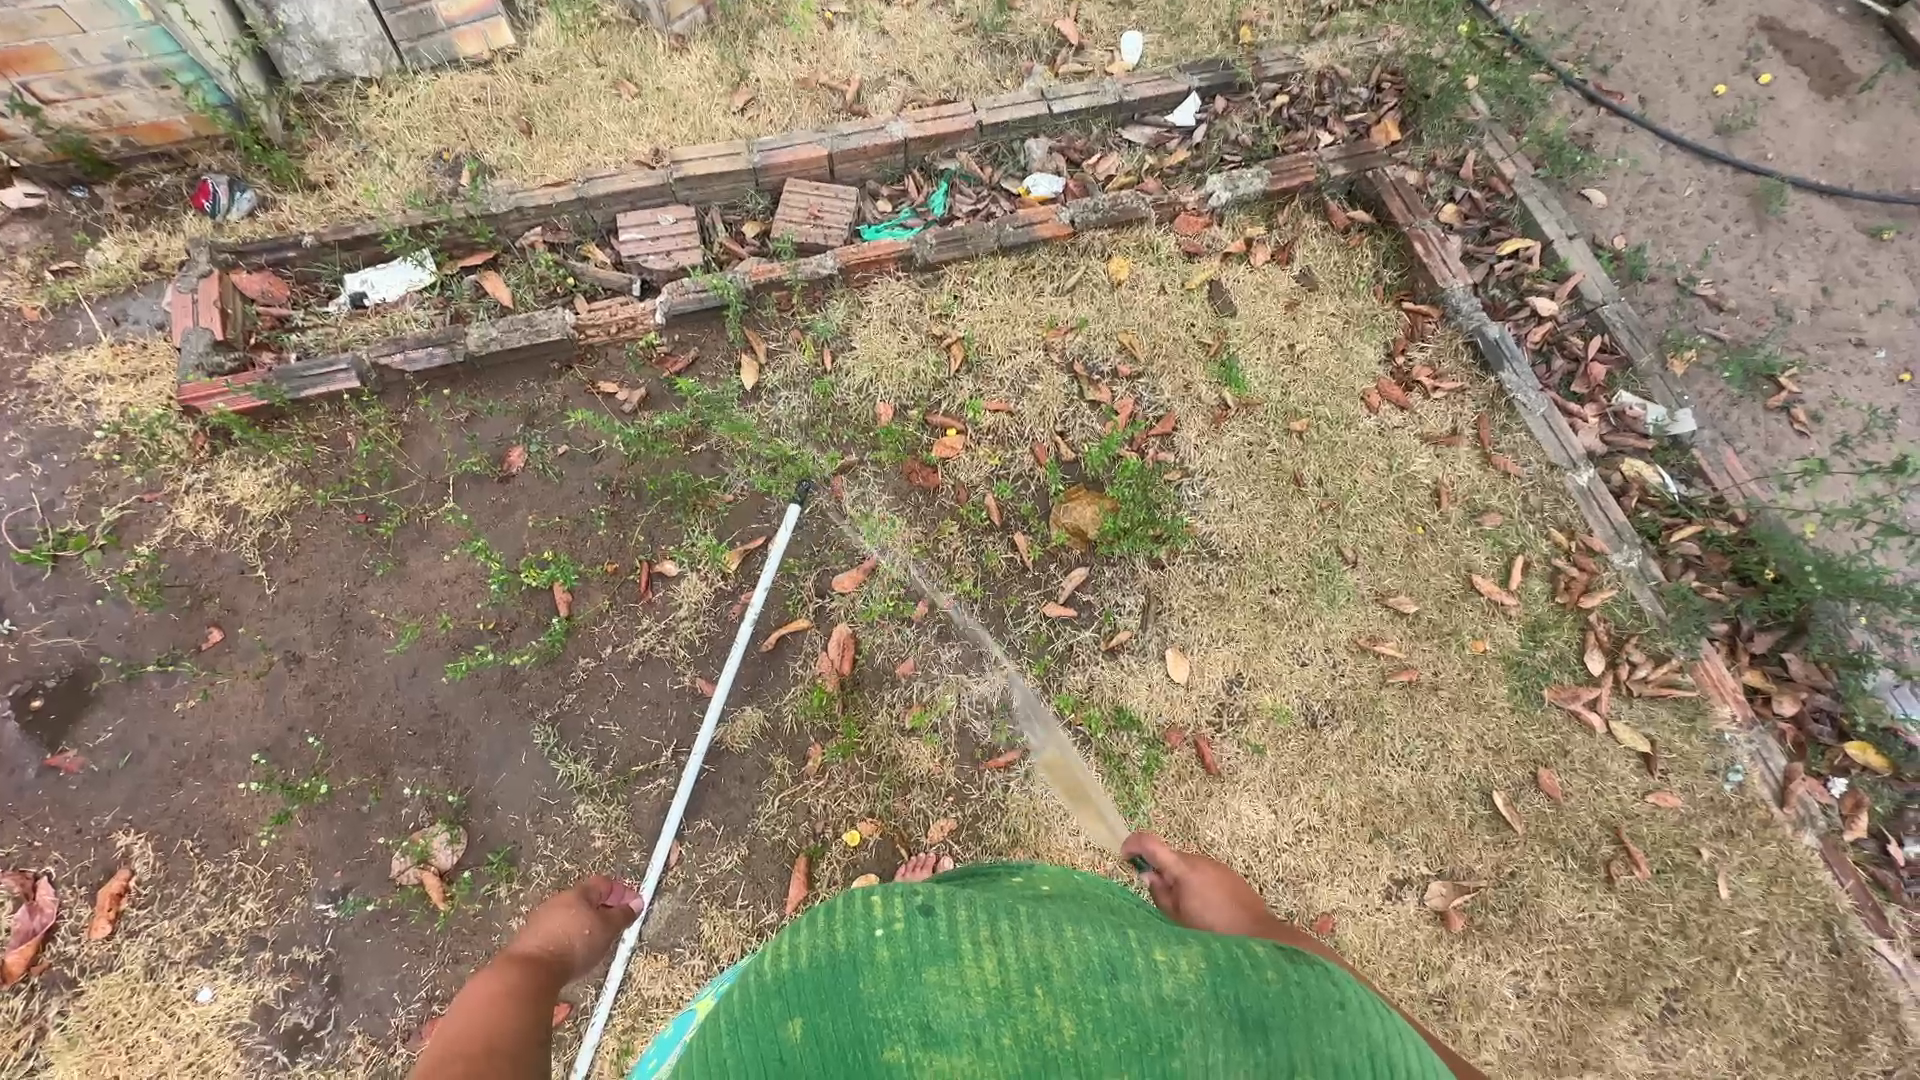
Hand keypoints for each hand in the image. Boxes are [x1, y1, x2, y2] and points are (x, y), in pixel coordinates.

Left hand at [497, 875, 642, 983]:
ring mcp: (541, 921)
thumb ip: (623, 915)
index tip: (634, 905)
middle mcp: (558, 902)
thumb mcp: (607, 929)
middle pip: (586, 900)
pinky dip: (569, 941)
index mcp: (578, 893)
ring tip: (596, 945)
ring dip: (585, 927)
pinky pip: (556, 935)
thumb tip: (635, 904)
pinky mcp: (529, 941)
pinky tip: (573, 957)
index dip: (622, 892)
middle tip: (616, 926)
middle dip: (603, 910)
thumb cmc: (573, 945)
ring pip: (570, 918)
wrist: (528, 973)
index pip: (604, 883)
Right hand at [1122, 832, 1278, 937]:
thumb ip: (1159, 893)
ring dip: (1181, 880)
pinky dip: (1198, 884)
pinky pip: (1204, 873)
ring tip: (1189, 909)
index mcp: (1182, 869)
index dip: (1133, 844)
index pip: (1150, 842)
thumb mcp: (1178, 918)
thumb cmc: (1214, 931)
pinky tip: (1208, 909)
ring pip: (1187, 866)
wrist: (1260, 937)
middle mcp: (1198, 859)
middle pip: (1169, 857)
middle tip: (1163, 900)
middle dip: (1160, 872)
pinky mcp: (1229, 874)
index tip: (1125, 857)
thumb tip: (1147, 874)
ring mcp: (1216, 865)